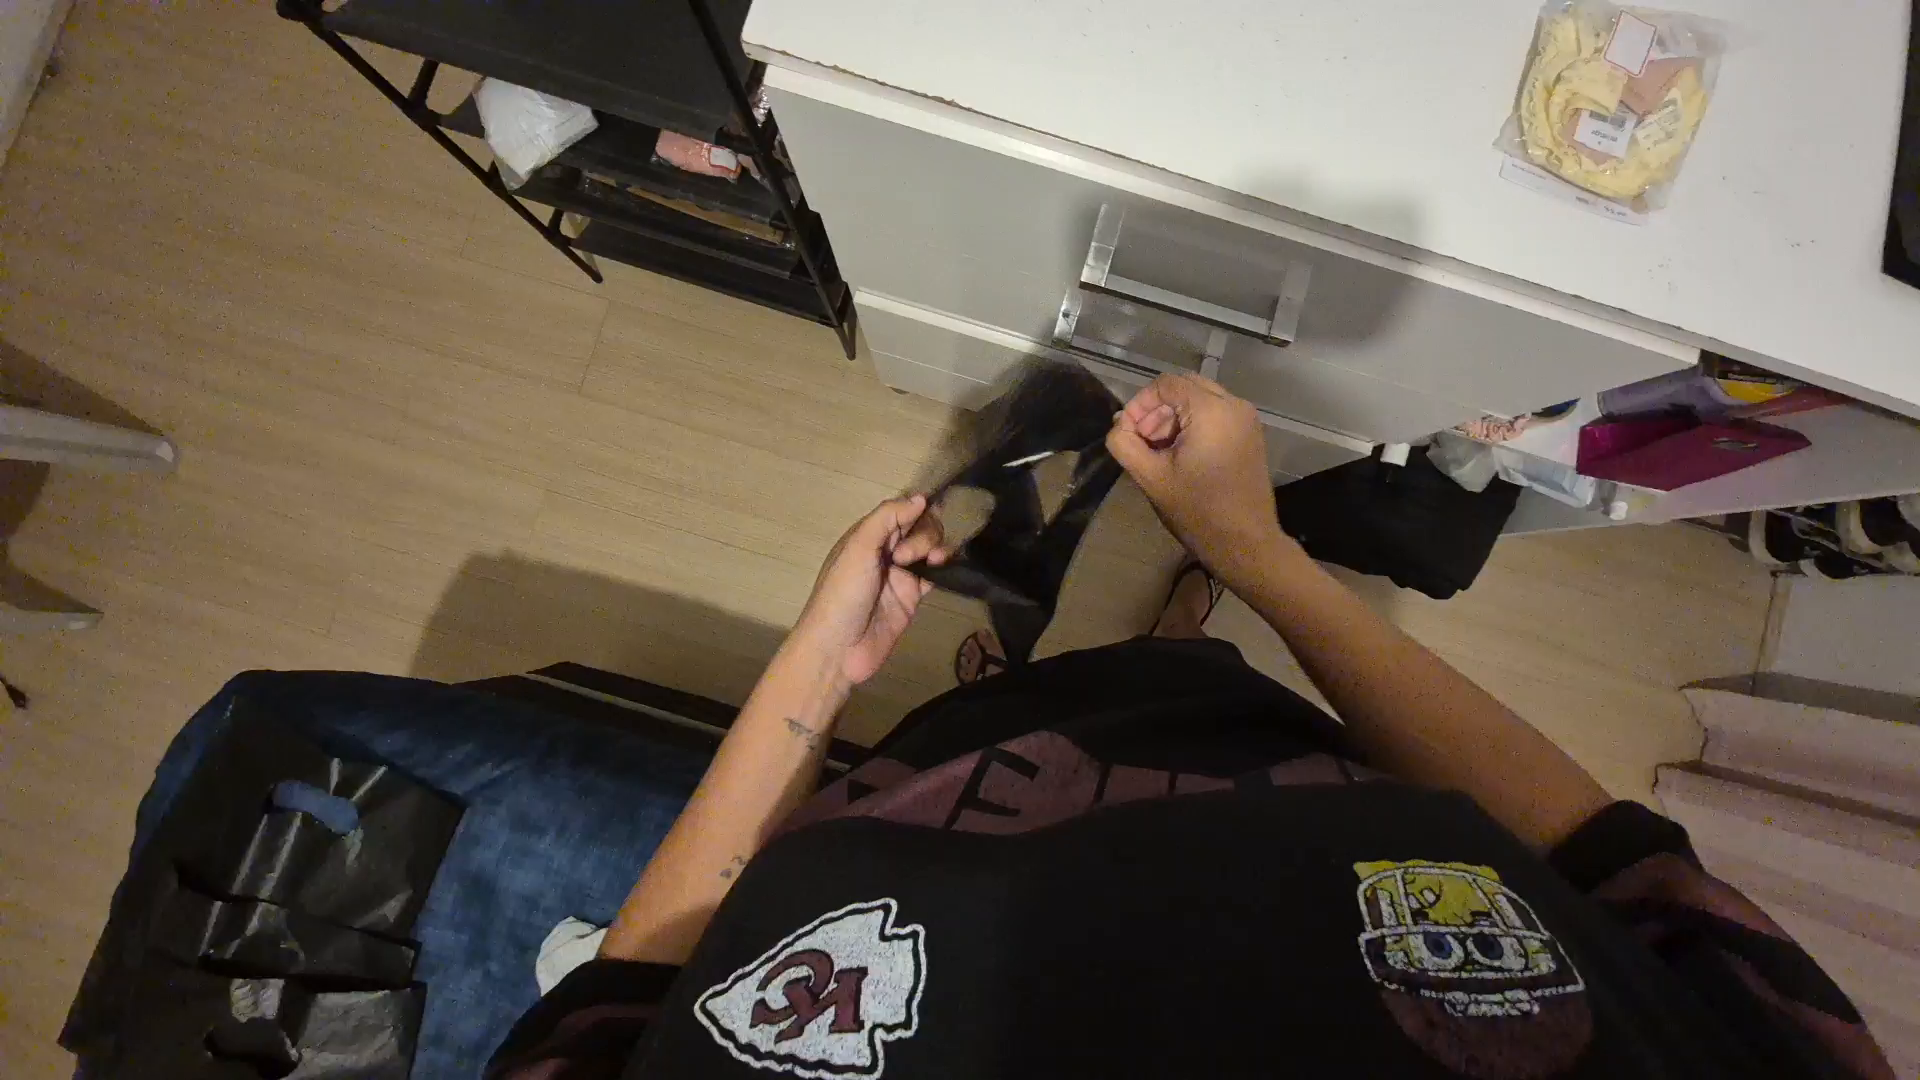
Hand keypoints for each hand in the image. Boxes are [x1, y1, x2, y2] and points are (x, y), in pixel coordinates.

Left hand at [787, 495, 949, 687]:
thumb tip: (921, 498)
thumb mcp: (858, 547)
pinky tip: (945, 567)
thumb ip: (887, 518)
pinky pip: (936, 574)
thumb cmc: (842, 593)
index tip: (925, 512)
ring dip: (937, 547)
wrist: (840, 647)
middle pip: (919, 527)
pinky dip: (945, 567)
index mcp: (867, 535)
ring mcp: (901, 573)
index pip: (900, 510)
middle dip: (924, 534)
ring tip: (934, 561)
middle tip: (908, 557)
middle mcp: (885, 550)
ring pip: (930, 548)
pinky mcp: (914, 596)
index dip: (916, 508)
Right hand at [1106, 374, 1293, 584]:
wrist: (1244, 543)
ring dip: (1173, 418)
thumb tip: (1118, 426)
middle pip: (1184, 387)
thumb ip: (1125, 444)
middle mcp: (1235, 406)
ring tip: (1158, 452)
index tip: (1127, 433)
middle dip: (1156, 410)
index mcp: (1212, 411)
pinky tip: (1180, 456)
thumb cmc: (1197, 511)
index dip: (1139, 404)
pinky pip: (1215, 414)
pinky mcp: (1250, 435)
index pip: (1166, 385)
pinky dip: (1193, 425)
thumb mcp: (1151, 478)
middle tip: (1142, 442)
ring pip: (1200, 399)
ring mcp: (1247, 420)